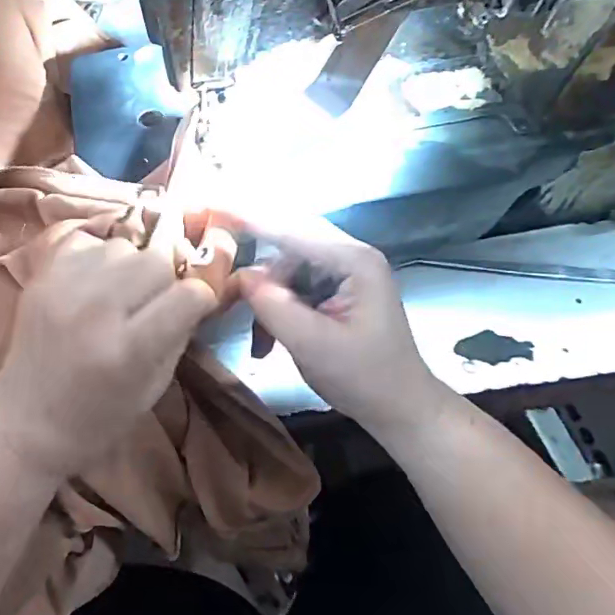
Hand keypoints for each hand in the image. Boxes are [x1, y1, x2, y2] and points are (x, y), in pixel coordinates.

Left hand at [0, 229, 218, 480]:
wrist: (28, 418)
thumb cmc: (99, 416)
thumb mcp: (154, 386)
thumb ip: (178, 331)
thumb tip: (198, 285)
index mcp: (128, 349)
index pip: (188, 294)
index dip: (199, 297)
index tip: (195, 305)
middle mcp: (96, 309)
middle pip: (156, 259)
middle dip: (167, 277)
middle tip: (155, 300)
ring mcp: (63, 286)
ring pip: (122, 244)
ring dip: (131, 264)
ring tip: (121, 291)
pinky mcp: (41, 275)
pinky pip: (84, 238)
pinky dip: (96, 252)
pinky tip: (94, 278)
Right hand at [219, 211, 455, 434]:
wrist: (402, 409)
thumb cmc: (365, 378)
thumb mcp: (312, 344)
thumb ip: (271, 304)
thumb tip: (238, 275)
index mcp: (353, 260)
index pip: (289, 228)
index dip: (247, 217)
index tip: (211, 205)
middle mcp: (348, 254)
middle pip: (284, 240)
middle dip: (251, 259)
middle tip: (212, 263)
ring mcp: (340, 270)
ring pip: (282, 265)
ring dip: (262, 296)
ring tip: (257, 337)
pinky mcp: (332, 287)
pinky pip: (289, 282)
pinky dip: (272, 306)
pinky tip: (267, 340)